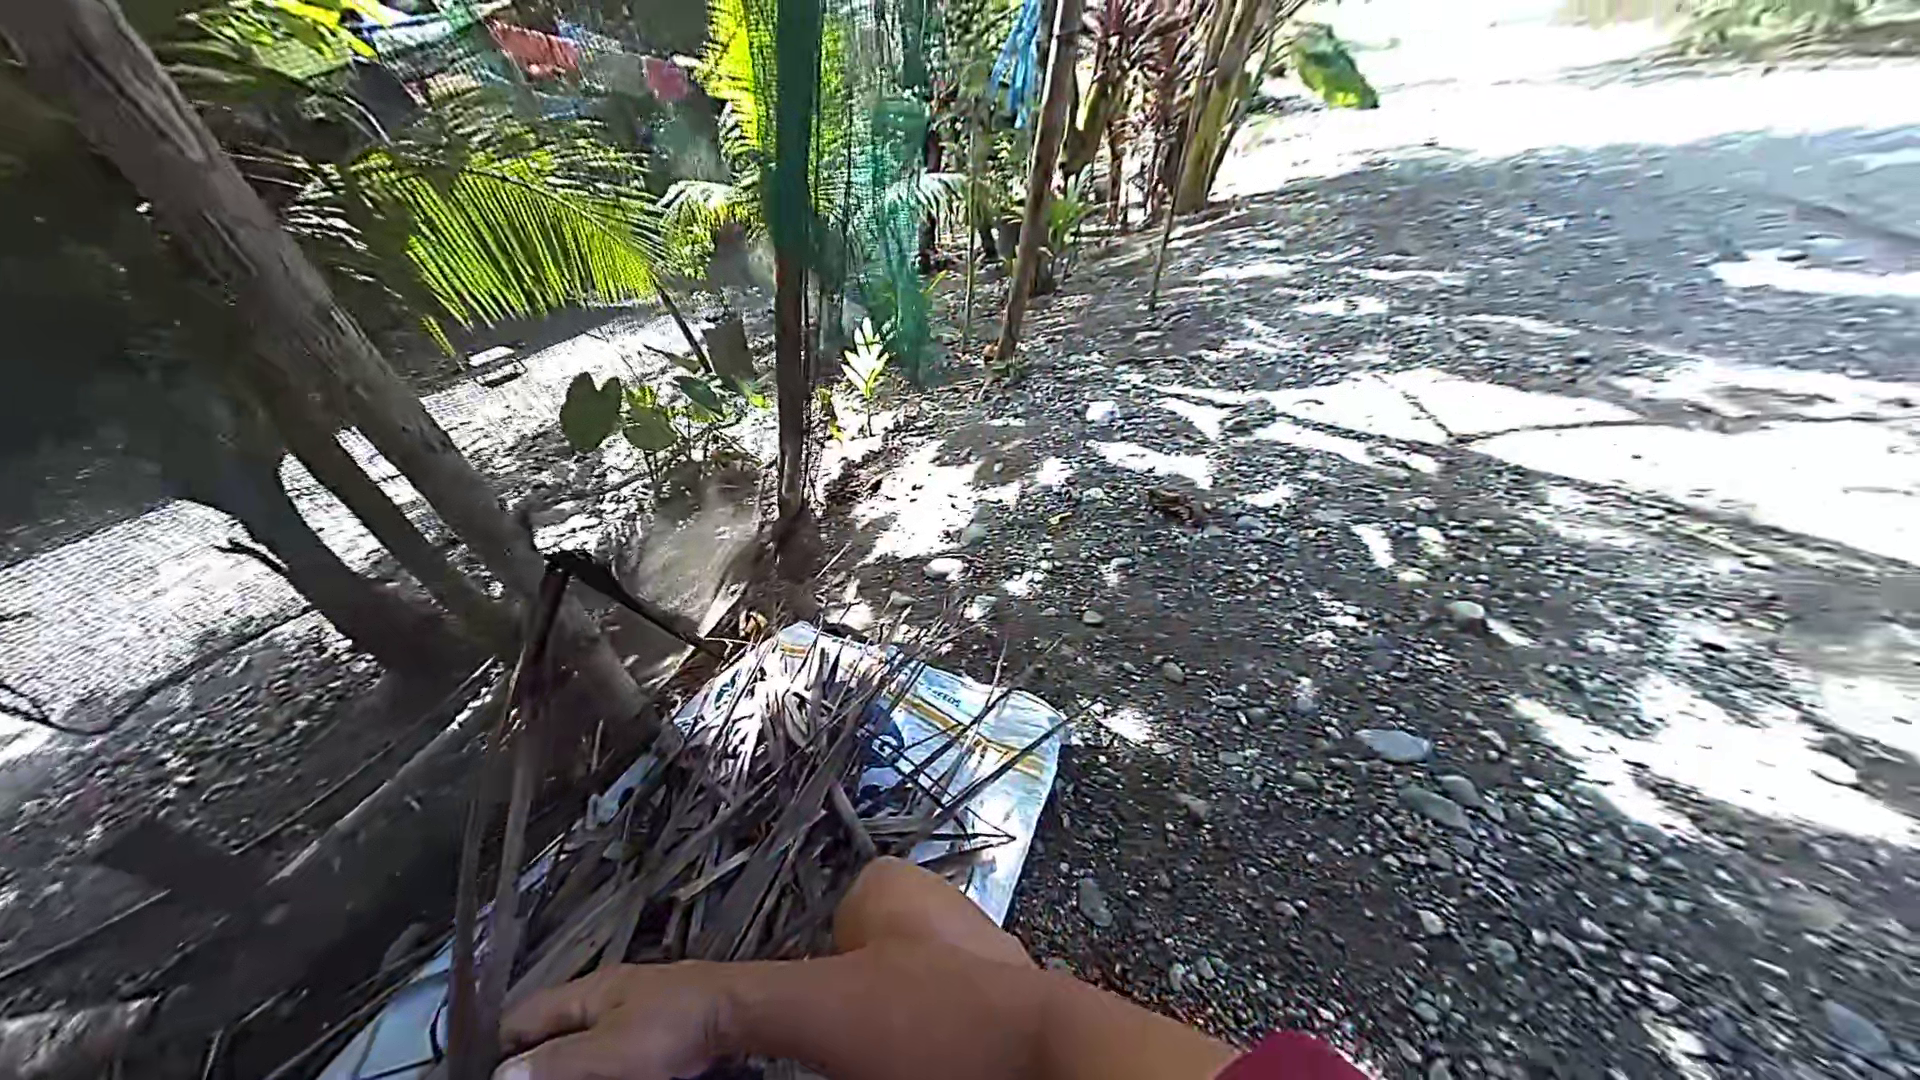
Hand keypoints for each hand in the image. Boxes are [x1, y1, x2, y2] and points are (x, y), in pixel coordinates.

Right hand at [494, 961, 737, 1079]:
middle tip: (513, 1079)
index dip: (498, 1044)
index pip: (526, 1013)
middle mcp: (606, 992)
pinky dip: (591, 1060)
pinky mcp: (651, 1022)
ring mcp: (631, 1005)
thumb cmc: (669, 1026)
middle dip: (529, 1057)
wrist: (731, 1011)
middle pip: (551, 1025)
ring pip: (578, 1035)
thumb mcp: (605, 1052)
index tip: (479, 1071)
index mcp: (590, 990)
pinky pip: (606, 1042)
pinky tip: (591, 1071)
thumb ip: (554, 1062)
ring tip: (544, 1076)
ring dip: (559, 1060)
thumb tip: (501, 1073)